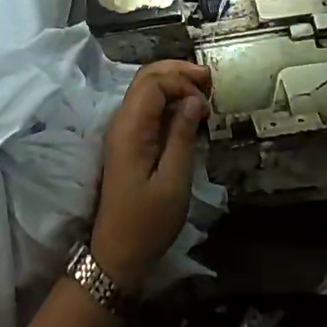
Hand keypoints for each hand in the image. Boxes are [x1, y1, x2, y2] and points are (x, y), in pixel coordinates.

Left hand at [90, 60, 210, 293]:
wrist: (117, 254)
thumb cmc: (148, 222)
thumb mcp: (174, 180)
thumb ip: (183, 135)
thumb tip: (195, 99)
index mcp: (130, 129)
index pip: (152, 82)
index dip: (181, 81)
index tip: (206, 102)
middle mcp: (122, 122)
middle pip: (146, 77)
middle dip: (178, 72)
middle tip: (210, 80)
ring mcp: (123, 130)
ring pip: (146, 89)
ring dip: (174, 83)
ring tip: (204, 92)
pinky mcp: (129, 141)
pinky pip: (148, 106)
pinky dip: (169, 99)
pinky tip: (190, 109)